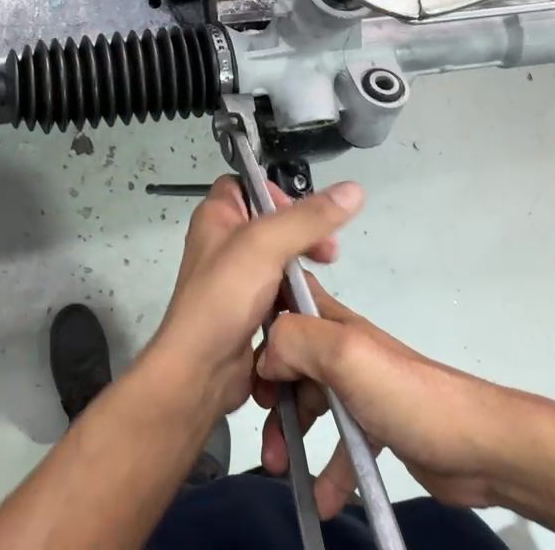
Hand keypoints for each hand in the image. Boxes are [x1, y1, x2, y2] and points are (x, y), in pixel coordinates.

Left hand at [143, 175, 363, 423]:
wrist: (201, 369)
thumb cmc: (225, 296)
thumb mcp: (266, 245)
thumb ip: (308, 218)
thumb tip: (353, 190)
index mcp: (216, 217)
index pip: (246, 184)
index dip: (275, 192)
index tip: (304, 213)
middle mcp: (221, 243)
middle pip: (269, 223)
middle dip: (303, 232)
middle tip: (329, 250)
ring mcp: (233, 279)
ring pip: (277, 259)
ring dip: (302, 265)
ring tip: (325, 276)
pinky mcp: (246, 310)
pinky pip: (277, 291)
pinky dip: (295, 294)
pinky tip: (310, 305)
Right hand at [254, 276, 528, 514]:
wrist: (479, 447)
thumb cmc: (406, 393)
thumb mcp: (343, 353)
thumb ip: (295, 341)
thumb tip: (265, 357)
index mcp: (333, 322)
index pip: (288, 293)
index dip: (258, 304)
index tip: (230, 335)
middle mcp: (342, 350)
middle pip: (288, 357)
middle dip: (266, 386)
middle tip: (254, 416)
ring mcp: (359, 390)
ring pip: (307, 404)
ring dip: (288, 433)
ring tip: (278, 468)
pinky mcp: (376, 428)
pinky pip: (338, 446)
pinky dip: (326, 471)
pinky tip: (321, 499)